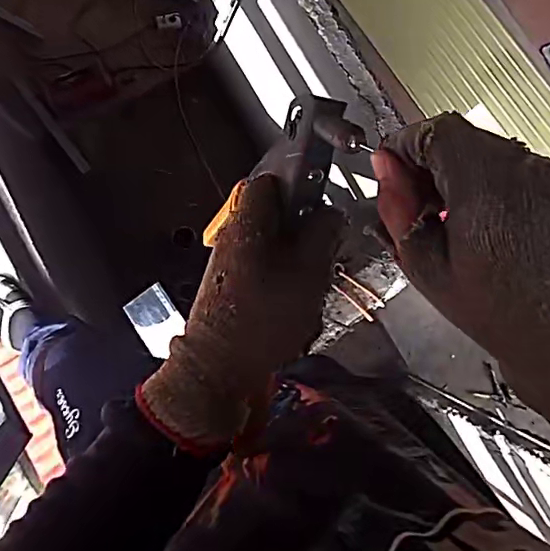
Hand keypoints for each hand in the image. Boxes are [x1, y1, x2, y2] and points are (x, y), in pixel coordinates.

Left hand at [137, 174, 344, 451]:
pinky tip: (296, 301)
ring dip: (295, 255)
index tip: (321, 202)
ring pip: (271, 242)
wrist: (218, 369)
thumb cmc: (263, 317)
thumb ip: (322, 234)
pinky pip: (263, 268)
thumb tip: (331, 211)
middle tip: (325, 247)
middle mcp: (233, 235)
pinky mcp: (230, 285)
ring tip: (314, 278)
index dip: (298, 184)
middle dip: (302, 227)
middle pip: (273, 214)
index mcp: (247, 221)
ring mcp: (229, 261)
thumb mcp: (308, 271)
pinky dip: (282, 277)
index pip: (270, 181)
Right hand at [371, 113, 549, 430]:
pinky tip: (476, 210)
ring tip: (446, 208)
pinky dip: (483, 173)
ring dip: (454, 164)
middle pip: (457, 133)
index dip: (405, 144)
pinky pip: (506, 158)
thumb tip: (386, 166)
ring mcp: (546, 174)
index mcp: (485, 193)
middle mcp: (522, 174)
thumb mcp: (423, 266)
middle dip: (428, 156)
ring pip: (480, 142)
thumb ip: (397, 206)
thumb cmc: (498, 311)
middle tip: (415, 193)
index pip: (435, 132)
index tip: (392, 166)